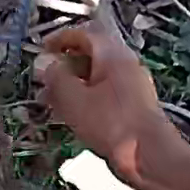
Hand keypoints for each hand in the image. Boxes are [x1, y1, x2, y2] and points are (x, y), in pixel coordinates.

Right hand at [34, 24, 183, 181]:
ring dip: (72, 84)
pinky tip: (71, 115)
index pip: (85, 34)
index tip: (42, 48)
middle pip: (91, 55)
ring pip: (96, 77)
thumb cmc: (110, 123)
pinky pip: (103, 93)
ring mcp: (131, 86)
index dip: (61, 38)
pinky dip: (84, 97)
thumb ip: (56, 78)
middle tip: (43, 78)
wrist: (147, 154)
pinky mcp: (132, 107)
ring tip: (51, 100)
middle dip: (64, 64)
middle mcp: (125, 66)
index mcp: (113, 56)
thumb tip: (43, 63)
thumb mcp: (74, 99)